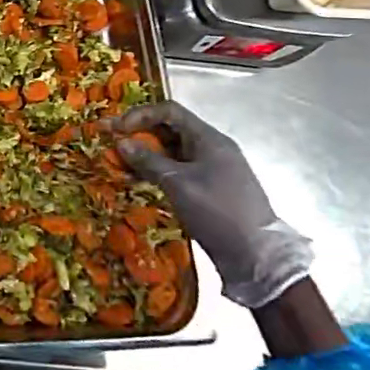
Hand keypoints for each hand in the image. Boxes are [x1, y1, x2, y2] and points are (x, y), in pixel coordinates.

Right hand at [112, 102, 312, 309]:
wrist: (257, 257)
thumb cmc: (217, 212)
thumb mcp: (178, 184)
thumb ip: (148, 160)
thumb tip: (122, 143)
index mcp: (209, 139)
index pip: (170, 111)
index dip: (139, 115)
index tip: (115, 128)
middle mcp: (212, 149)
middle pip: (171, 129)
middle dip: (140, 134)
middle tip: (113, 144)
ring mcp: (213, 170)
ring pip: (173, 152)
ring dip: (146, 155)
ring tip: (121, 164)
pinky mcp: (210, 189)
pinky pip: (178, 171)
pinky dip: (157, 172)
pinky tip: (140, 181)